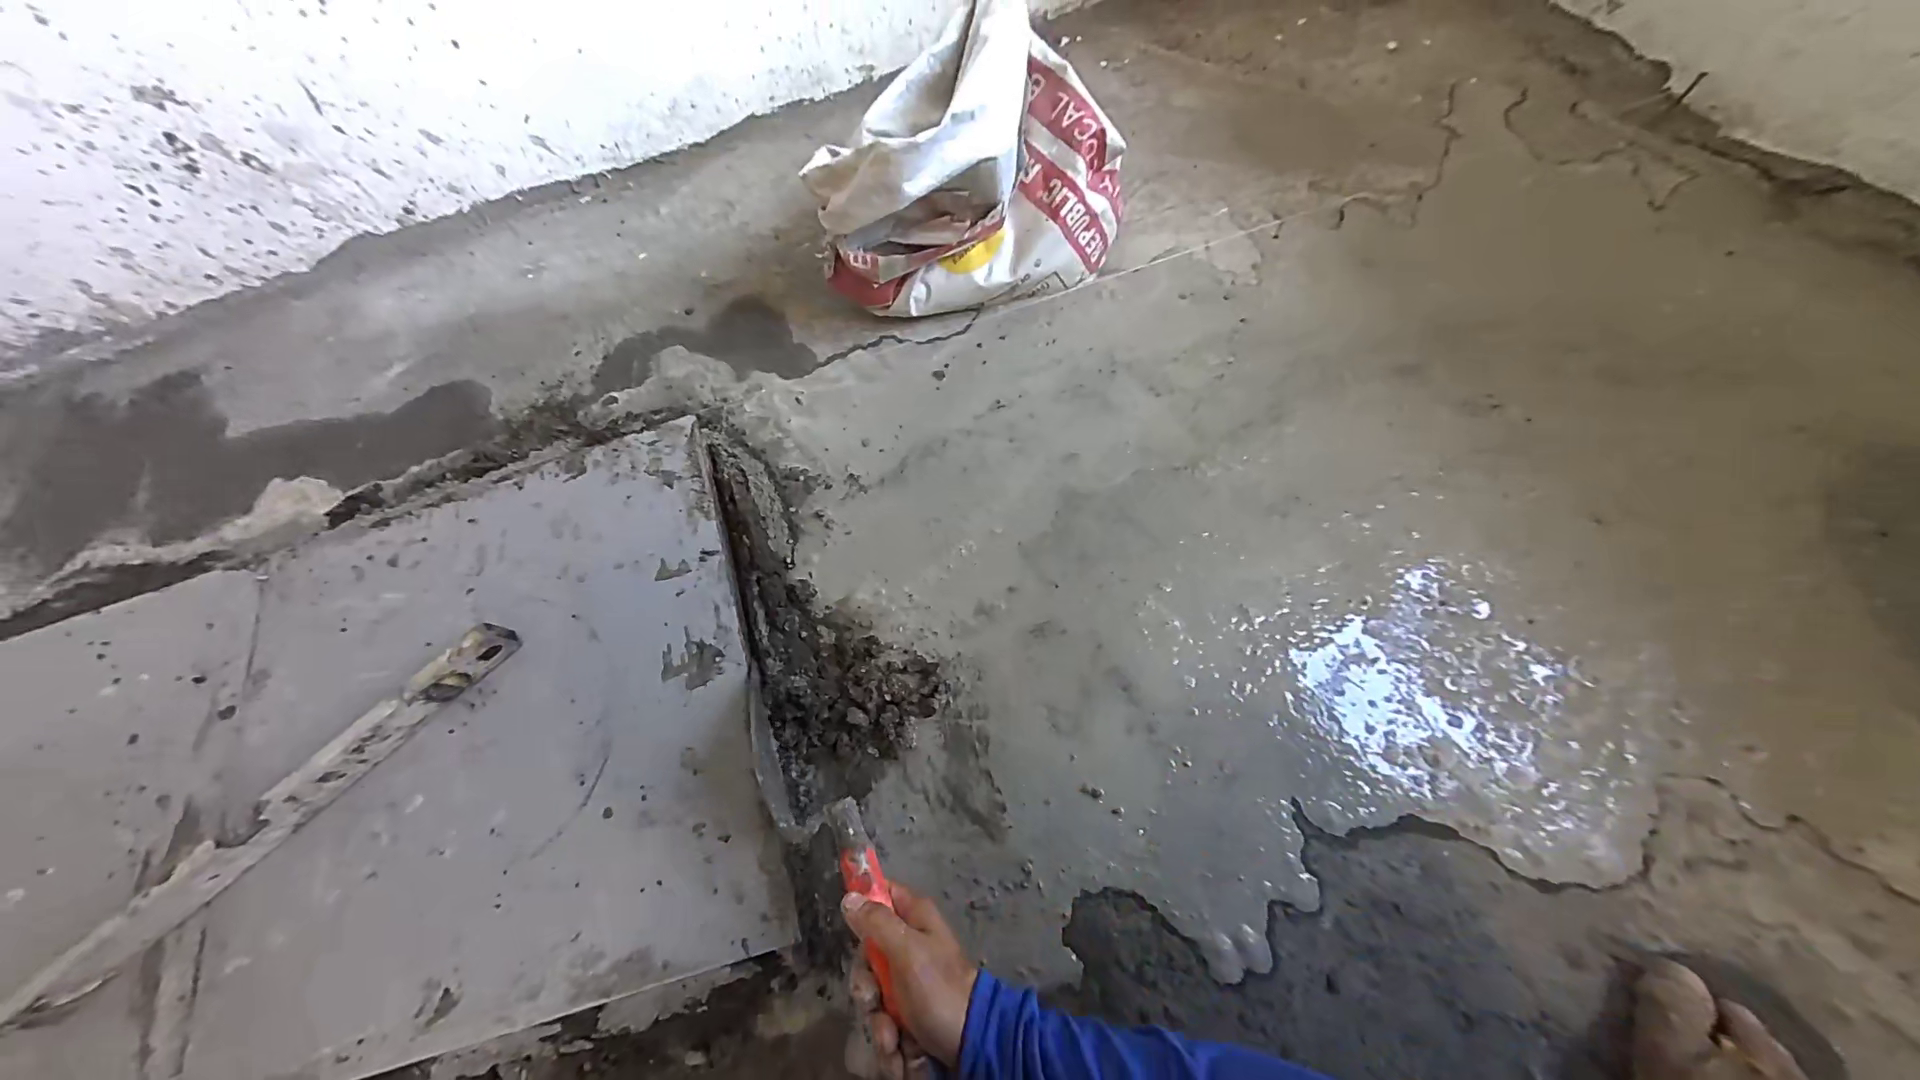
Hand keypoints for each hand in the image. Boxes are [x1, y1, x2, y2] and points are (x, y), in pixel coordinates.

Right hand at [842, 883, 977, 1077]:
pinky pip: (884, 1020)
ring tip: (894, 1036)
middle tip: (874, 997)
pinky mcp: (907, 1011)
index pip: (882, 893)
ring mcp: (907, 980)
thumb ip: (877, 923)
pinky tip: (900, 1048)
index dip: (864, 906)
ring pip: (873, 993)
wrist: (969, 1042)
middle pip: (868, 953)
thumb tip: (850, 898)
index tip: (853, 931)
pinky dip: (889, 1039)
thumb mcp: (907, 950)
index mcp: (915, 917)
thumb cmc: (939, 987)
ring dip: (878, 1021)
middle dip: (866, 985)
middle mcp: (909, 944)